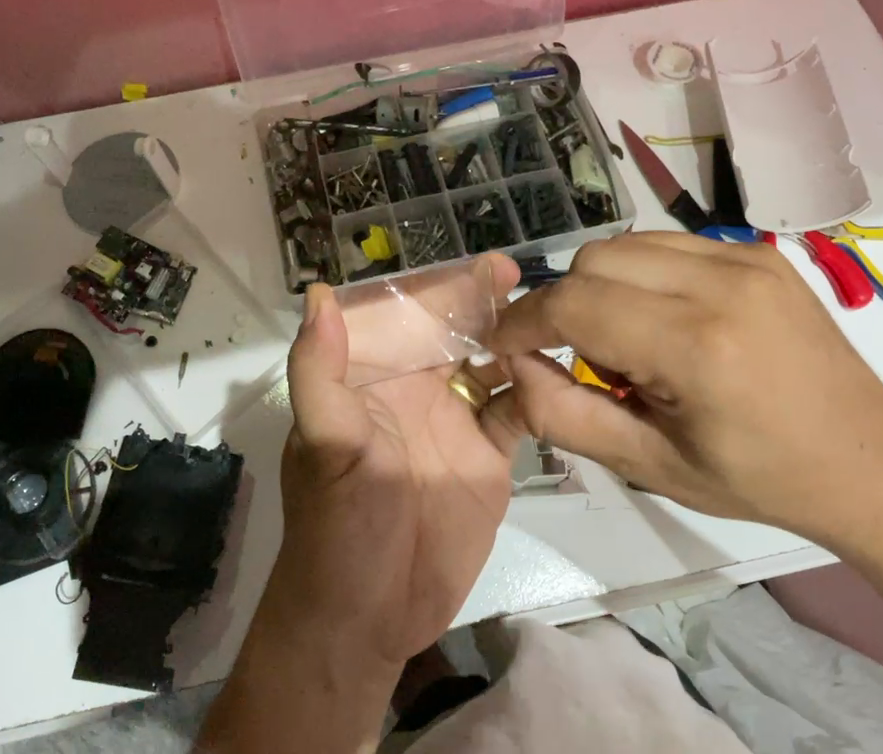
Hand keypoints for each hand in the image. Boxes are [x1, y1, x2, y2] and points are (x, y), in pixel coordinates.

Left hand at [202, 254, 520, 753]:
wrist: (369, 616)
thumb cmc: (337, 527)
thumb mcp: (323, 446)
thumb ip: (319, 371)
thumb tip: (319, 293)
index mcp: (370, 378)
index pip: (407, 315)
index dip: (442, 286)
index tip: (486, 265)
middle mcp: (413, 389)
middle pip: (454, 330)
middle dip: (487, 301)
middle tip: (528, 280)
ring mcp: (454, 420)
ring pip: (491, 362)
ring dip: (518, 338)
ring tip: (556, 316)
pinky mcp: (488, 456)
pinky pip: (518, 409)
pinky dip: (540, 389)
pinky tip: (563, 372)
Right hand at [483, 231, 882, 547]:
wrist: (868, 459)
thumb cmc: (757, 477)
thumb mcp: (650, 466)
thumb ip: (564, 414)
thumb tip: (513, 364)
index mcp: (697, 346)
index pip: (574, 303)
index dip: (523, 322)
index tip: (501, 346)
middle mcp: (722, 283)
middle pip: (593, 261)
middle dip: (563, 305)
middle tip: (573, 356)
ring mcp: (746, 258)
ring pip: (626, 244)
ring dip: (600, 284)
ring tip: (623, 338)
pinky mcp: (759, 252)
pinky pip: (667, 243)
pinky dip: (640, 274)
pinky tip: (662, 318)